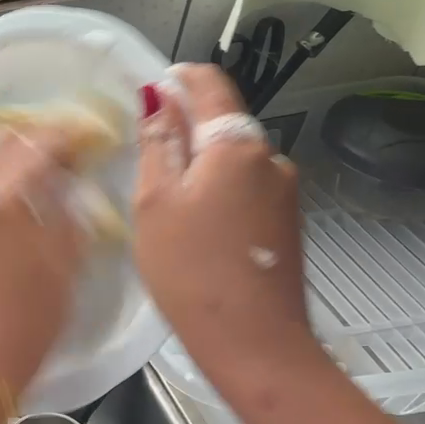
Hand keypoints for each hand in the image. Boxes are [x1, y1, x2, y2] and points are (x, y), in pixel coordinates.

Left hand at [0, 122, 91, 395]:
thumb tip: (73, 184)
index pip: (36, 144)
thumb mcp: (64, 263)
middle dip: (35, 139)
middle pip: (1, 144)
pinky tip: (15, 192)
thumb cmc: (29, 318)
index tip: (87, 133)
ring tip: (42, 165)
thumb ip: (69, 213)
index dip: (66, 134)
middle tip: (65, 144)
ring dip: (11, 156)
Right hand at [133, 65, 325, 385]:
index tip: (146, 94)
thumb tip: (157, 96)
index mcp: (238, 146)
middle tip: (139, 164)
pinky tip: (191, 228)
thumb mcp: (155, 201)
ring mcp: (283, 191)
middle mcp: (270, 158)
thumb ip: (157, 143)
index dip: (177, 80)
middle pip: (221, 124)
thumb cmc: (190, 269)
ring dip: (195, 166)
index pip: (211, 84)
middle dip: (181, 131)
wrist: (254, 343)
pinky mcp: (284, 222)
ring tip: (160, 205)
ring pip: (229, 160)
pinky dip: (213, 193)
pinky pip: (242, 188)